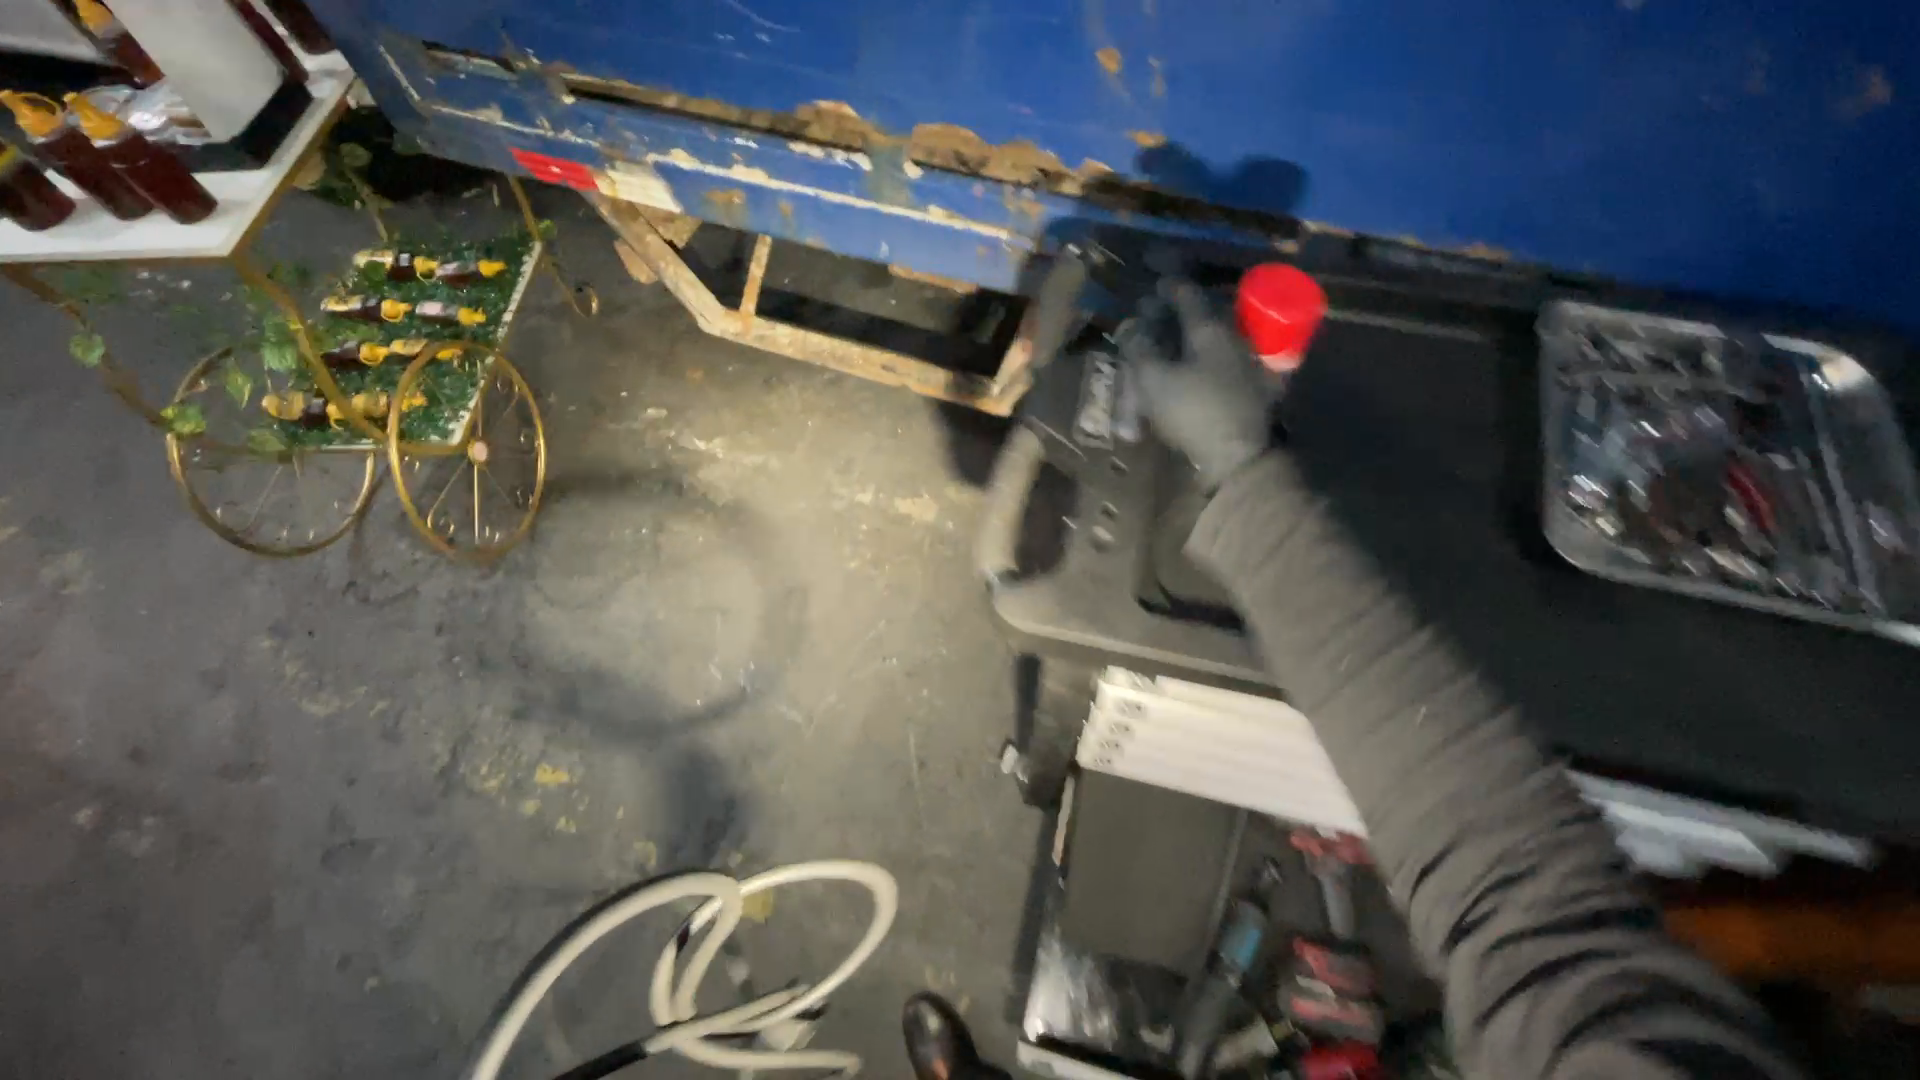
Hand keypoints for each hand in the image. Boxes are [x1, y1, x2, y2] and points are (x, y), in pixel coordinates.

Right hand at [1117, 279, 1274, 488]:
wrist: (1237, 456)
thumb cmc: (1192, 411)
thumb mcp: (1153, 379)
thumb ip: (1138, 348)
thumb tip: (1129, 326)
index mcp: (1211, 329)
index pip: (1188, 295)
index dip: (1168, 288)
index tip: (1155, 285)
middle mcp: (1234, 339)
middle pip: (1200, 321)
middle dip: (1174, 321)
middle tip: (1152, 325)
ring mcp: (1247, 365)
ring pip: (1210, 347)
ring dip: (1185, 349)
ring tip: (1166, 358)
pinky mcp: (1253, 391)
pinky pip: (1221, 370)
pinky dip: (1200, 371)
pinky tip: (1187, 384)